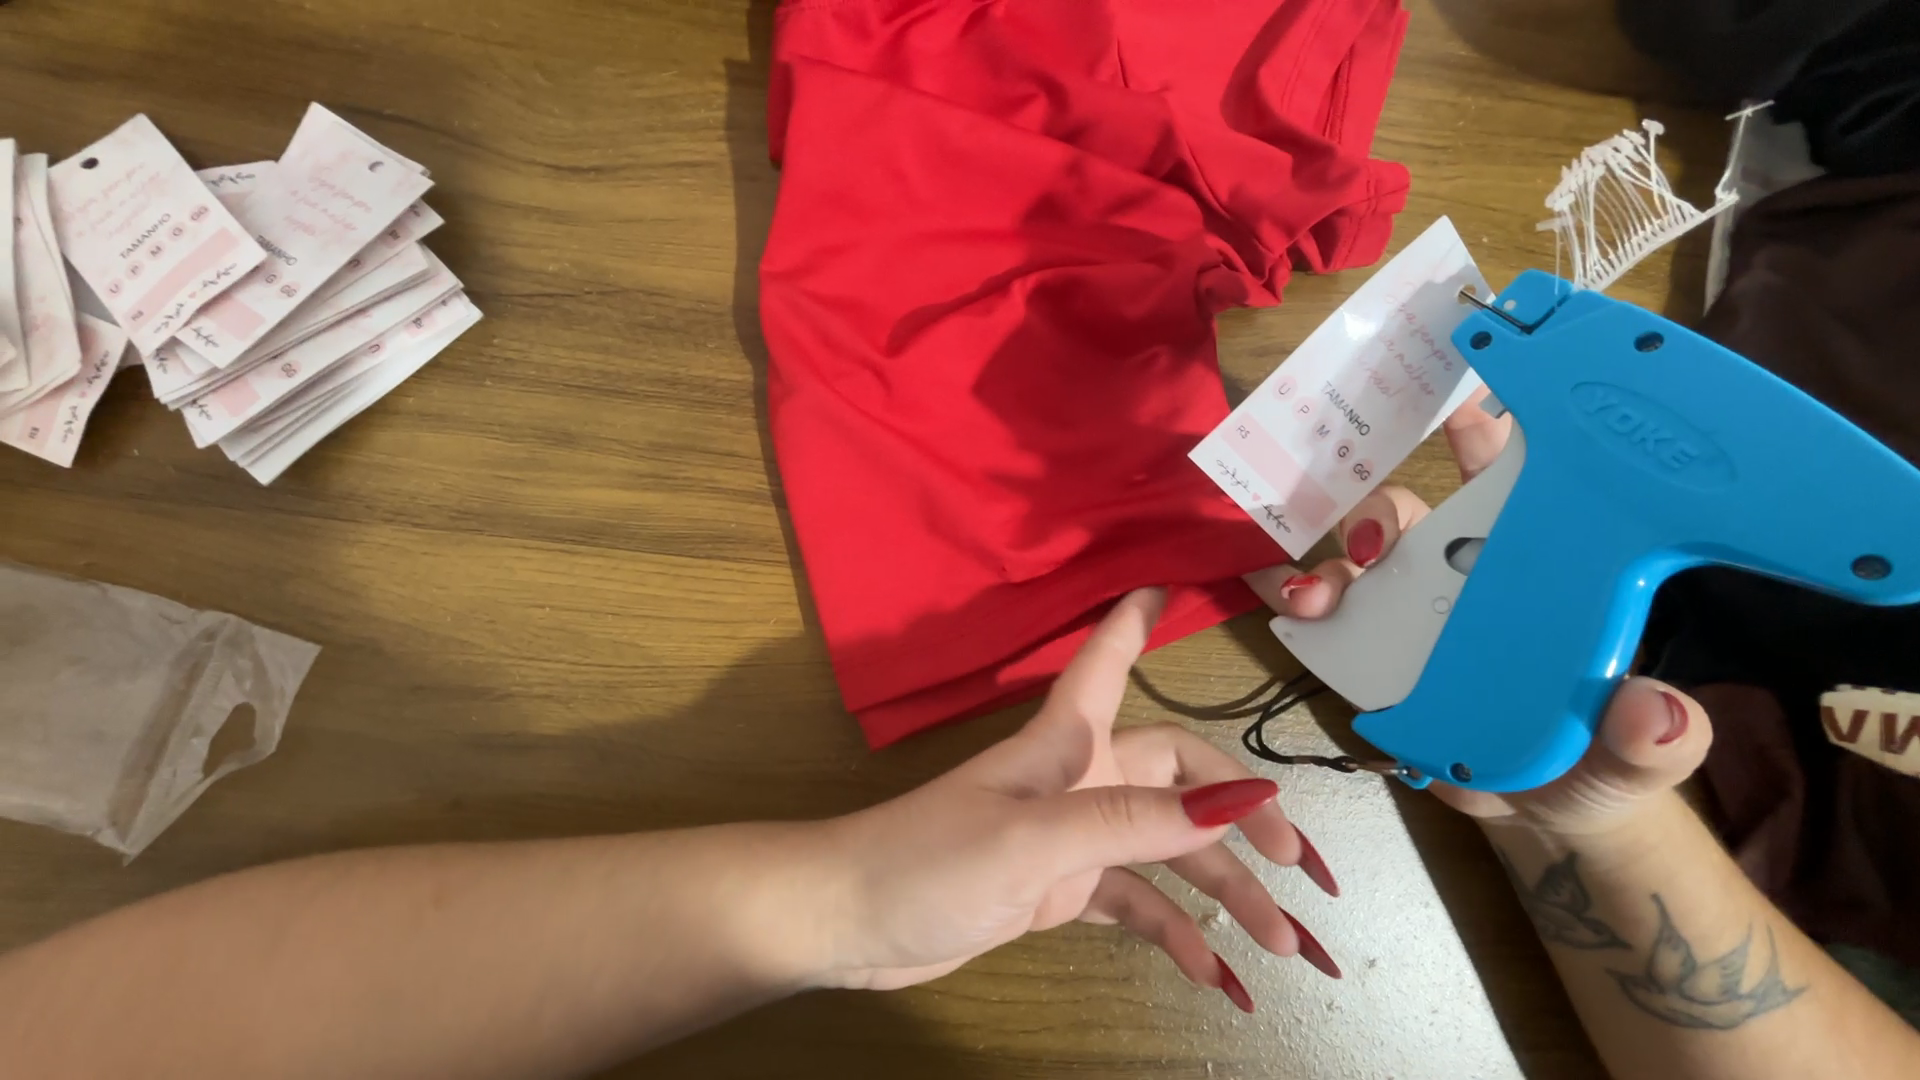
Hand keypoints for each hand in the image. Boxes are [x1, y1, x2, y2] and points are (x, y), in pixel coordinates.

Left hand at [807, 587, 1340, 1006]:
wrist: (858, 921)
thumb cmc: (932, 858)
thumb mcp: (1033, 839)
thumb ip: (1133, 820)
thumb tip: (1239, 799)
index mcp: (1065, 744)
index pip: (1108, 664)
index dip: (1135, 624)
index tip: (1166, 587)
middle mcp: (1079, 780)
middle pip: (1178, 777)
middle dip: (1243, 815)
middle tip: (1302, 865)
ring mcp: (1072, 838)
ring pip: (1168, 850)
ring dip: (1226, 892)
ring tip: (1288, 944)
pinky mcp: (1061, 889)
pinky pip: (1137, 903)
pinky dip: (1178, 933)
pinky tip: (1218, 973)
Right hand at [1244, 387, 1712, 835]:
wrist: (1522, 811)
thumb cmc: (1587, 767)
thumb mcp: (1629, 761)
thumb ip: (1649, 742)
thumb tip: (1653, 709)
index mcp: (1530, 577)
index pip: (1508, 493)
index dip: (1484, 440)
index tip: (1460, 404)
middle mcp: (1457, 580)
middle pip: (1408, 519)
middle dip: (1377, 514)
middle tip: (1370, 545)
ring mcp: (1401, 615)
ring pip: (1353, 562)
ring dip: (1326, 566)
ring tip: (1311, 598)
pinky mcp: (1359, 651)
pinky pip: (1314, 613)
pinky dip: (1284, 593)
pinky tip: (1273, 597)